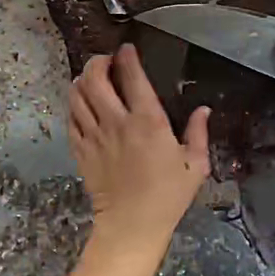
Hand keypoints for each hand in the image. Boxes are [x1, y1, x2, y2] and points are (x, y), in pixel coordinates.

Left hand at [69, 44, 210, 253]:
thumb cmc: (168, 195)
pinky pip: (71, 119)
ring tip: (91, 77)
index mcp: (148, 122)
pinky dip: (74, 105)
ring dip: (82, 80)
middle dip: (98, 62)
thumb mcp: (195, 164)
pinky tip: (82, 104)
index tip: (128, 49)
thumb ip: (199, 132)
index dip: (127, 57)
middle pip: (95, 79)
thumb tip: (203, 110)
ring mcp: (94, 137)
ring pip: (77, 96)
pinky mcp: (81, 151)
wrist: (132, 226)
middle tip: (106, 60)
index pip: (132, 77)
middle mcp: (117, 123)